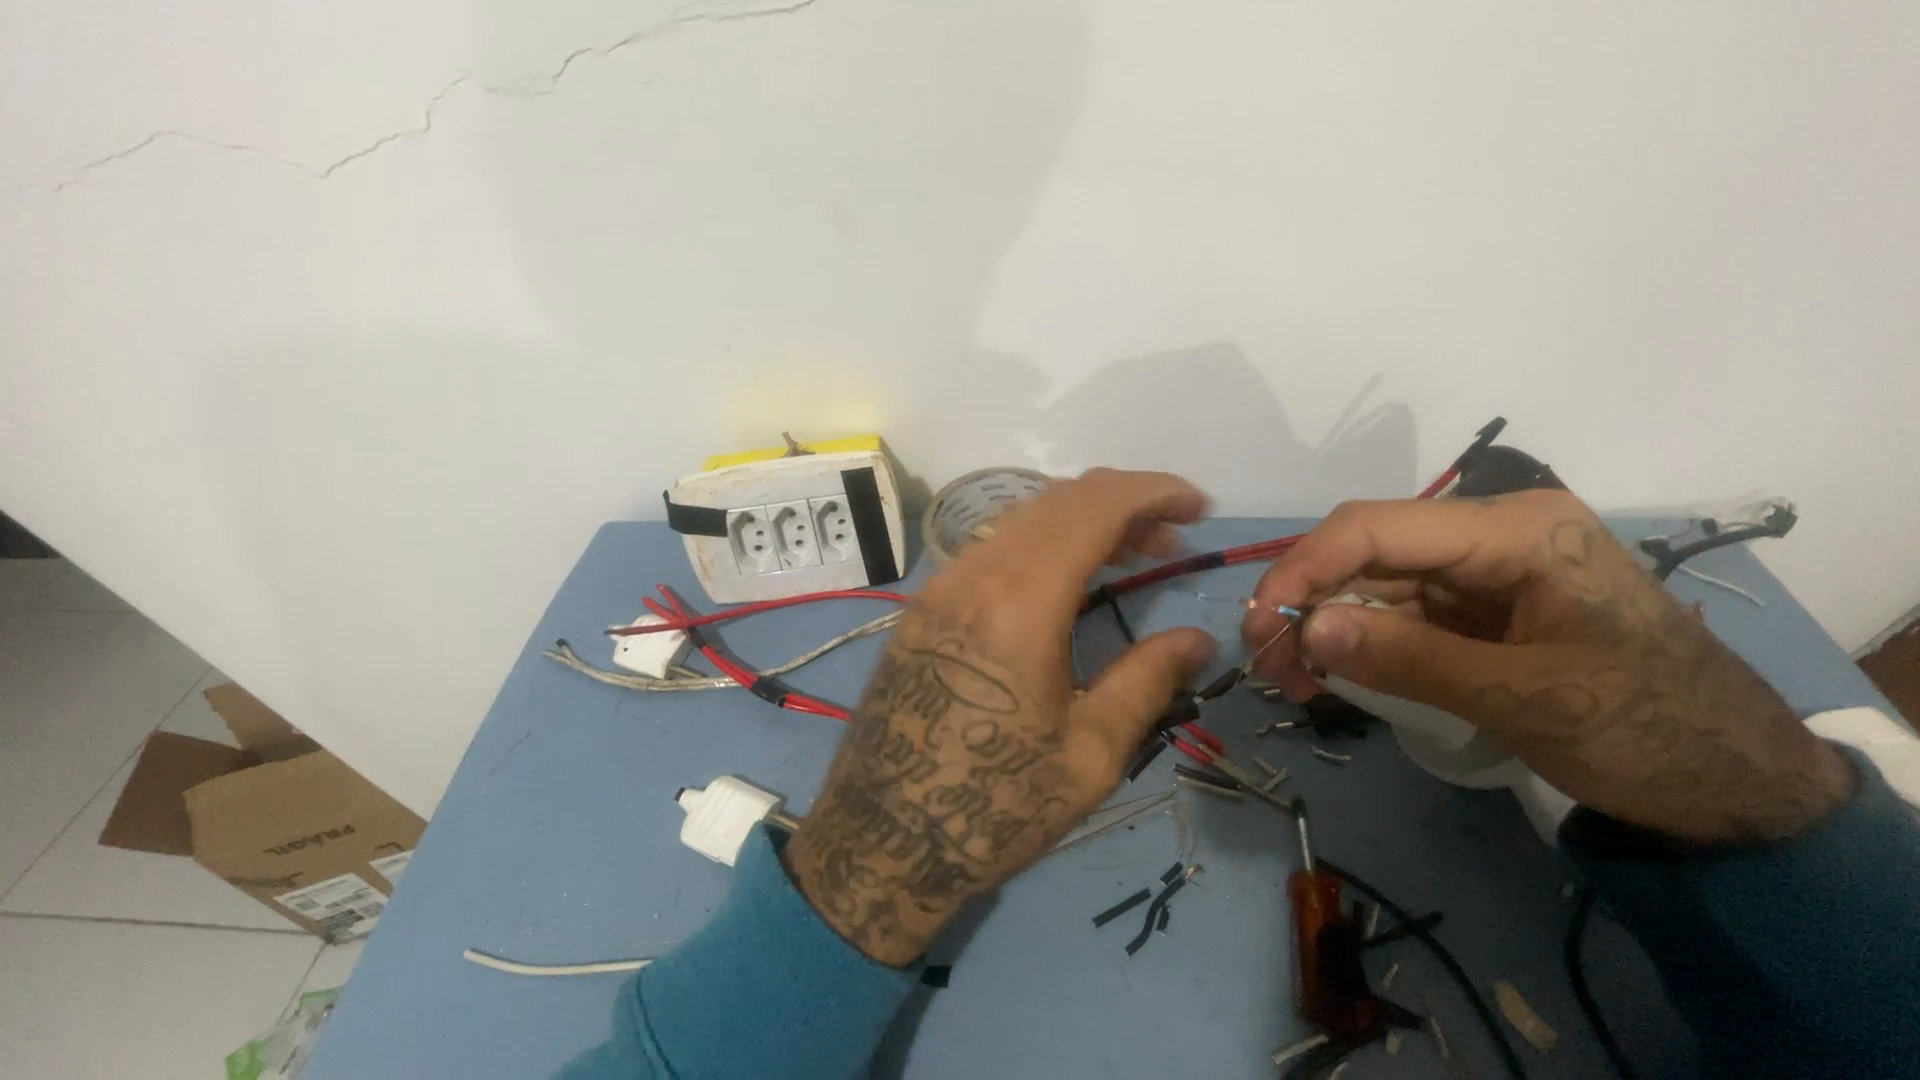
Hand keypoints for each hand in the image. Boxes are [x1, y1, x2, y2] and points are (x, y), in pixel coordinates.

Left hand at [783, 470, 1217, 965]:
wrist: (881, 839)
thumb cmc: (995, 807)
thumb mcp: (1088, 754)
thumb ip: (1145, 681)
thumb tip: (1198, 639)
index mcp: (1019, 603)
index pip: (1093, 507)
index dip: (1152, 493)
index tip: (1197, 506)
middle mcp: (973, 577)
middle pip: (1057, 502)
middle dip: (1124, 504)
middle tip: (1172, 539)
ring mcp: (938, 589)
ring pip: (1020, 520)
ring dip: (1081, 522)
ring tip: (1133, 556)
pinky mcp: (922, 610)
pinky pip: (991, 549)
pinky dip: (1042, 544)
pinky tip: (1069, 581)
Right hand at [1241, 490, 1853, 844]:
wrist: (1735, 786)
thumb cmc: (1647, 731)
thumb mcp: (1524, 697)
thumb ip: (1410, 659)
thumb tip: (1305, 630)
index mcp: (1518, 530)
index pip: (1378, 526)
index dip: (1306, 568)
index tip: (1260, 624)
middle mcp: (1493, 535)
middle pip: (1368, 551)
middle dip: (1307, 602)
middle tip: (1265, 662)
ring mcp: (1484, 572)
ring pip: (1373, 583)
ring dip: (1323, 627)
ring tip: (1288, 680)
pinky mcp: (1477, 609)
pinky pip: (1398, 614)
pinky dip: (1356, 643)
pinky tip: (1327, 674)